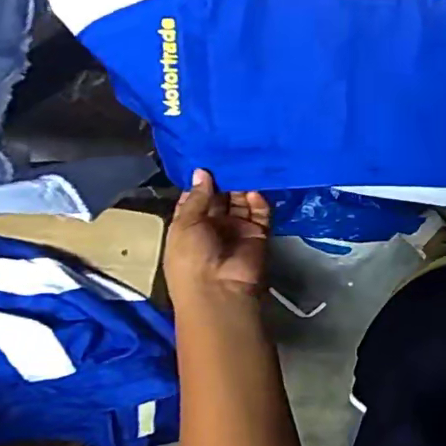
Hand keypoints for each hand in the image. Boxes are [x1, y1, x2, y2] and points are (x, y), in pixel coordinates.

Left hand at [166, 169, 271, 307]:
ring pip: (242, 203)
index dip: (202, 181)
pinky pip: (260, 213)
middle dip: (225, 180)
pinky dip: (259, 202)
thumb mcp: (184, 225)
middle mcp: (214, 226)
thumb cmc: (191, 258)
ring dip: (242, 187)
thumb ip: (197, 197)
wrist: (219, 290)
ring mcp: (237, 230)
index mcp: (190, 225)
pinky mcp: (259, 234)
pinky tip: (255, 192)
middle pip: (222, 197)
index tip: (208, 159)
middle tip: (231, 156)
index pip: (197, 198)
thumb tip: (202, 171)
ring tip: (245, 168)